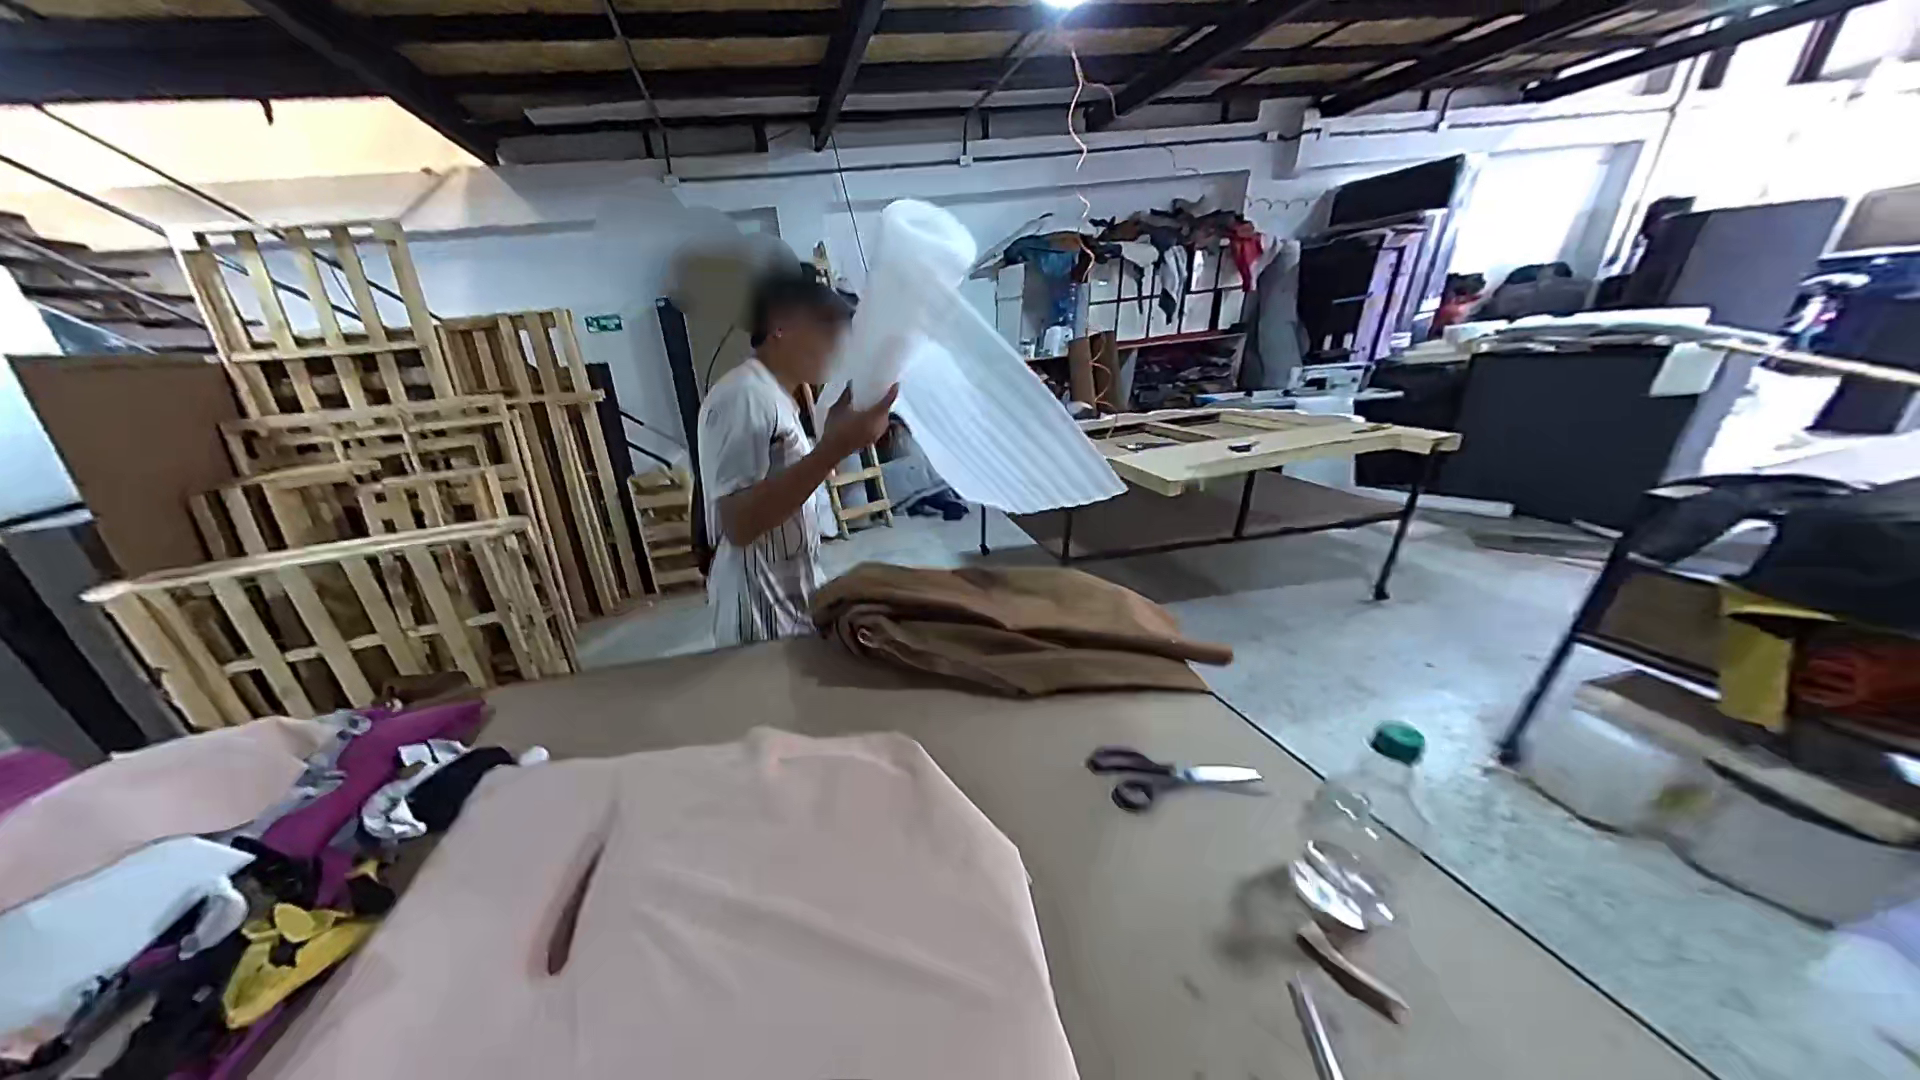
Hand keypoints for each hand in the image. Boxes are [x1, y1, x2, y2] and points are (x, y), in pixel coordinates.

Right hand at [819, 384, 897, 457]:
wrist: (832, 450)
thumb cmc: (836, 429)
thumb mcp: (839, 408)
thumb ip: (847, 395)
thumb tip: (851, 384)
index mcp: (873, 417)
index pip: (887, 402)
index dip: (893, 392)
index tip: (896, 384)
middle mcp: (878, 426)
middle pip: (886, 411)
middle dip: (886, 401)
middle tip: (882, 392)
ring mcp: (876, 435)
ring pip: (883, 419)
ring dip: (881, 411)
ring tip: (875, 403)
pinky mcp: (872, 440)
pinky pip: (879, 426)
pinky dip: (877, 419)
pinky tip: (869, 416)